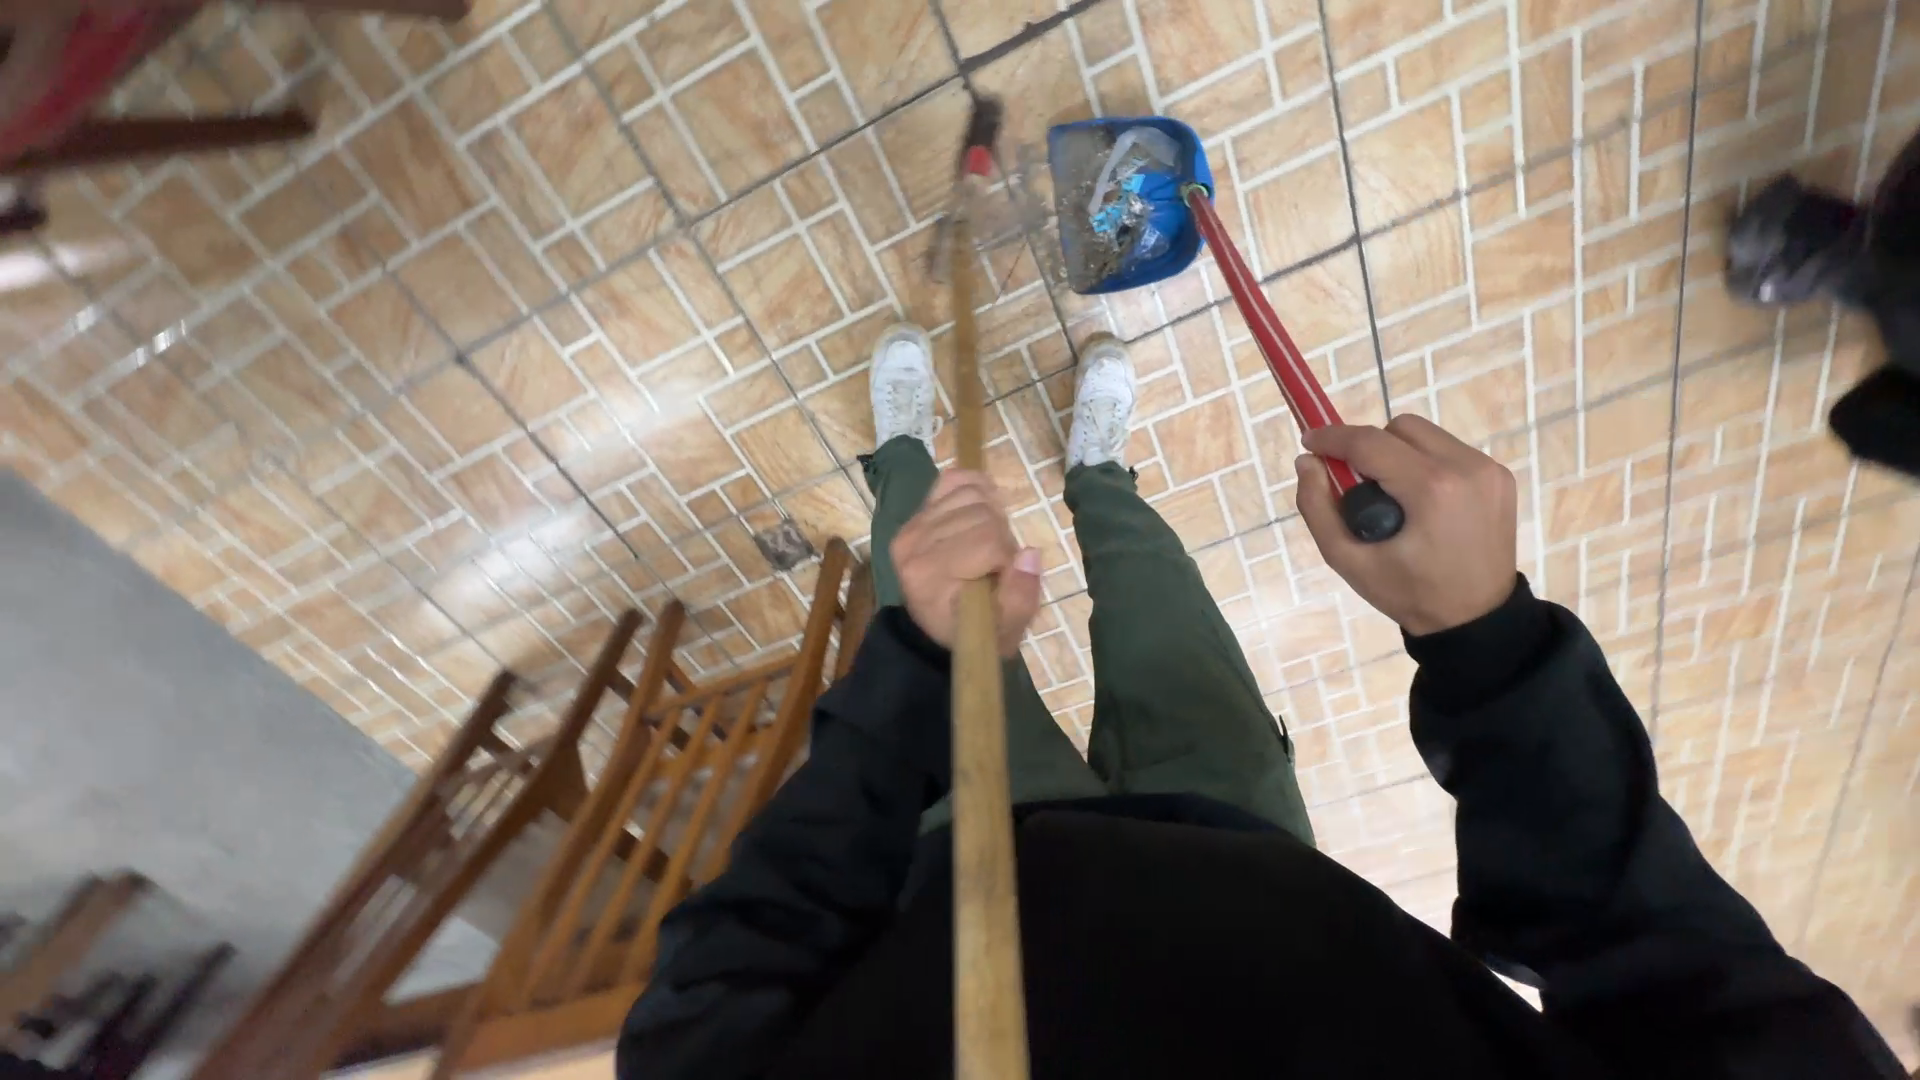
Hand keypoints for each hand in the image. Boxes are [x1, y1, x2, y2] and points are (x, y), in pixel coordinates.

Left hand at [891, 470, 1043, 655]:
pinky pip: (952, 479)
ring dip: (992, 514)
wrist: (939, 624)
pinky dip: (976, 486)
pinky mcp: (918, 513)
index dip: (1007, 557)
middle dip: (1001, 536)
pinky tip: (984, 508)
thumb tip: (1030, 553)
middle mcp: (913, 546)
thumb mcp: (1005, 630)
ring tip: (989, 542)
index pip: (987, 542)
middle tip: (997, 563)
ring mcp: (912, 526)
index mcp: (930, 578)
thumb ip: (1021, 597)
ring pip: (971, 493)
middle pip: (982, 515)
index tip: (1002, 578)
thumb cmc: (975, 629)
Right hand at [1294, 416, 1517, 635]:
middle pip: (1399, 428)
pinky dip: (1421, 463)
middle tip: (1352, 483)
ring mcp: (1489, 470)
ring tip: (1386, 493)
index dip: (1332, 437)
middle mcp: (1467, 468)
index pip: (1370, 442)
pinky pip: (1447, 450)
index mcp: (1432, 489)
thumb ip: (1317, 507)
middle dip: (1367, 446)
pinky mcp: (1499, 476)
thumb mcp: (1345, 559)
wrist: (1475, 618)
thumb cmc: (1406, 593)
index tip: (1308, 442)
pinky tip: (1416, 499)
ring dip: (1395, 452)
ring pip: (1424, 434)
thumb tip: (1306, 462)